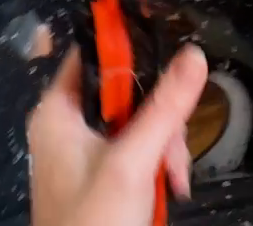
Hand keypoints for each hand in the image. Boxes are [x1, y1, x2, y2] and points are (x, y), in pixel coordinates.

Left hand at [29, 45, 208, 225]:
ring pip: (135, 120)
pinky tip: (169, 186)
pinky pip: (135, 149)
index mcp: (58, 111)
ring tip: (175, 177)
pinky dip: (155, 163)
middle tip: (175, 142)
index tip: (168, 45)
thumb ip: (164, 107)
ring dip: (163, 143)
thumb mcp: (133, 163)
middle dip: (159, 113)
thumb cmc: (95, 223)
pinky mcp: (99, 177)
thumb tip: (194, 53)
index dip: (129, 44)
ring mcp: (82, 153)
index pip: (94, 52)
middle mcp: (67, 125)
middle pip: (123, 89)